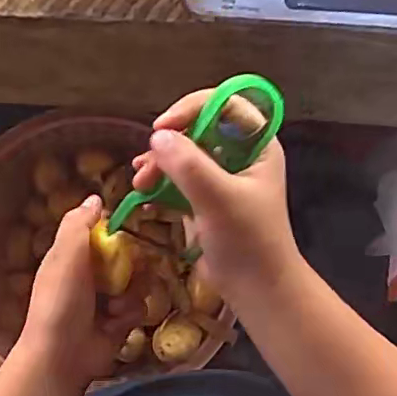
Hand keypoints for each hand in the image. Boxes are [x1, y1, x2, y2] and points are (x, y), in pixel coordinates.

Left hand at [14, 194, 140, 392]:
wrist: (60, 357)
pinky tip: (115, 323)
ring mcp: (106, 299)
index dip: (117, 232)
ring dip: (130, 294)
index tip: (130, 233)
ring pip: (138, 282)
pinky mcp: (119, 322)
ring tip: (114, 308)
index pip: (103, 232)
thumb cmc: (59, 301)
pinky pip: (139, 307)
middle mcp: (90, 274)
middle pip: (127, 256)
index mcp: (73, 255)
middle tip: (125, 275)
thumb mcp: (64, 255)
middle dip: (131, 267)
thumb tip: (96, 197)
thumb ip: (78, 224)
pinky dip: (130, 314)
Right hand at [132, 89, 303, 304]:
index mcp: (257, 146)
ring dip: (159, 165)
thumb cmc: (248, 242)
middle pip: (198, 130)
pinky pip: (178, 182)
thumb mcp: (218, 199)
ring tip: (139, 184)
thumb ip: (188, 166)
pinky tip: (143, 196)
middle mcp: (240, 157)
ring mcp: (222, 179)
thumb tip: (156, 137)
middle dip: (169, 144)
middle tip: (146, 165)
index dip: (192, 109)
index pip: (225, 105)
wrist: (257, 290)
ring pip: (184, 156)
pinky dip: (160, 186)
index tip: (162, 128)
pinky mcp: (206, 201)